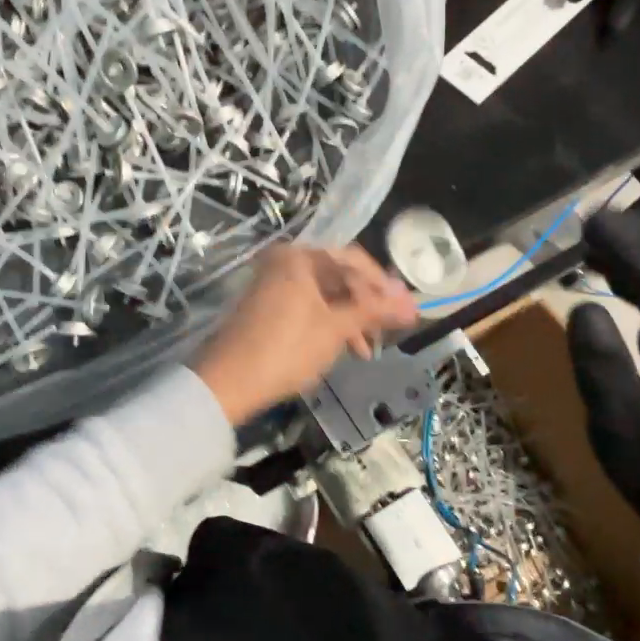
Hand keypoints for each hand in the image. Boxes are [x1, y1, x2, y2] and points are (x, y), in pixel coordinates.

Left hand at [194, 245, 418, 425]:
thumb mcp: (335, 329)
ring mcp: (273, 286)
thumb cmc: (286, 350)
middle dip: (366, 306)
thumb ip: (375, 311)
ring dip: (349, 320)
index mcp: (299, 258)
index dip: (383, 286)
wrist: (228, 382)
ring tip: (367, 350)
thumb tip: (412, 302)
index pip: (354, 261)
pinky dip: (328, 326)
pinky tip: (343, 350)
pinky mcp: (267, 308)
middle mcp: (284, 264)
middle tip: (390, 330)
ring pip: (324, 297)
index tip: (406, 310)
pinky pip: (308, 309)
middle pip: (338, 278)